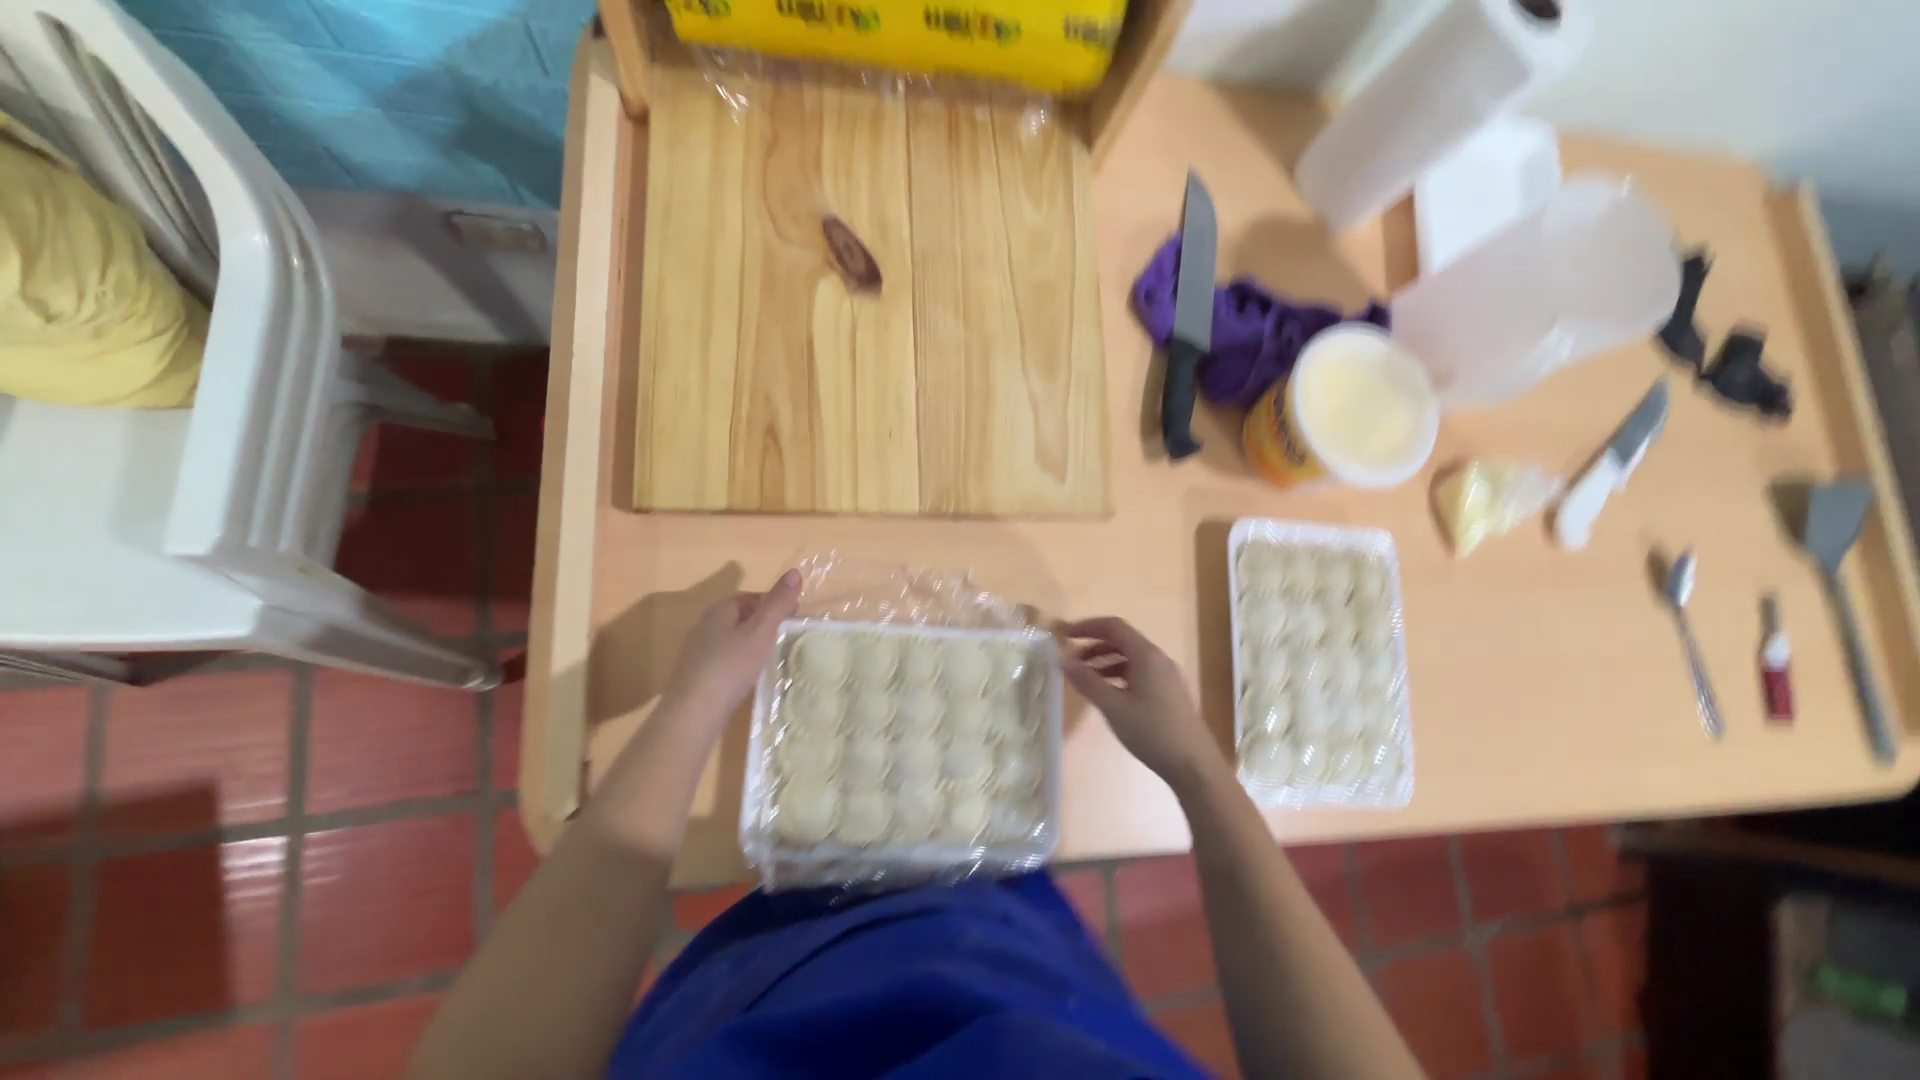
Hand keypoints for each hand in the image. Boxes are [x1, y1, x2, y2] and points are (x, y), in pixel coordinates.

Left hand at [663, 569, 802, 721]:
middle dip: (764, 624)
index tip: (795, 618)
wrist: (695, 711)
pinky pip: (725, 660)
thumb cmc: (731, 666)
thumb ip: (777, 603)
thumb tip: (795, 572)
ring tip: (773, 658)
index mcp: (720, 610)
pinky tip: (751, 678)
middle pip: (741, 617)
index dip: (774, 604)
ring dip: (753, 644)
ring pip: (733, 640)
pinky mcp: (698, 675)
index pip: (752, 597)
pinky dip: (741, 663)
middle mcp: (705, 626)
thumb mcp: (760, 631)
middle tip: (788, 638)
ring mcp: (698, 652)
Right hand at [1060, 616, 1224, 787]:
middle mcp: (1159, 659)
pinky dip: (1119, 675)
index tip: (1065, 635)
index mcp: (1147, 656)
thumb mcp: (1114, 707)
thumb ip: (1088, 682)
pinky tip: (1108, 694)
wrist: (1194, 764)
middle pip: (1123, 641)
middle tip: (1071, 660)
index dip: (1088, 626)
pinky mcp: (1169, 693)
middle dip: (1094, 646)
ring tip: (1085, 679)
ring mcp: (1167, 676)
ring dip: (1105, 662)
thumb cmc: (1152, 732)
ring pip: (1131, 658)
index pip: (1114, 627)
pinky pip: (1140, 673)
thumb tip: (1064, 660)